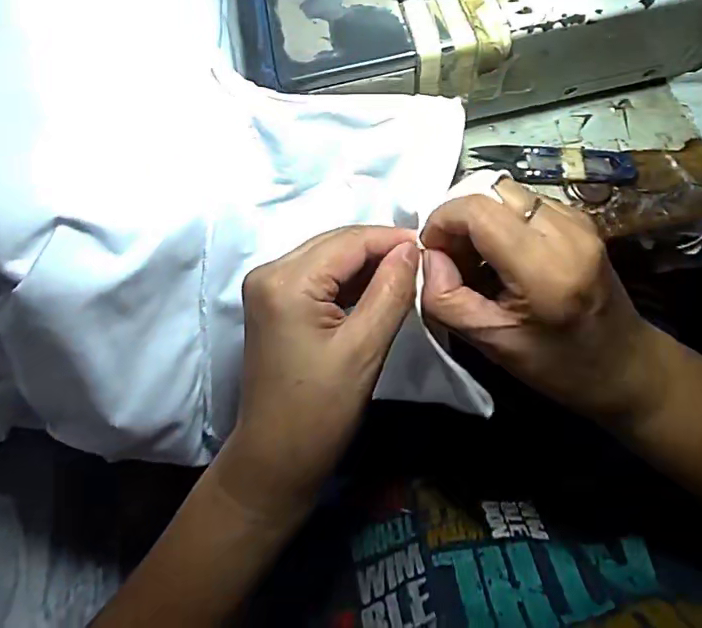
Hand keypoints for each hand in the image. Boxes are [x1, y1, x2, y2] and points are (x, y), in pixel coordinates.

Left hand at [217, 226, 419, 520]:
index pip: (349, 241)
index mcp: (286, 281)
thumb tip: (412, 248)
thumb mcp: (365, 349)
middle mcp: (270, 271)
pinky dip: (350, 278)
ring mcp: (268, 285)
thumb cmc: (319, 412)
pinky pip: (319, 274)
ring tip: (408, 271)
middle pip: (336, 243)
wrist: (274, 462)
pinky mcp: (274, 300)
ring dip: (367, 262)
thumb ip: (391, 291)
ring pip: (329, 255)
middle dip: (380, 248)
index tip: (432, 246)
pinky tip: (379, 285)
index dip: (392, 239)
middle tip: (424, 259)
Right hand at [420, 179, 666, 426]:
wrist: (625, 365)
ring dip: (481, 216)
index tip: (432, 252)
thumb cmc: (560, 366)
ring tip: (477, 257)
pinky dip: (503, 219)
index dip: (443, 221)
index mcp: (545, 268)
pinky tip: (503, 254)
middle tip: (453, 256)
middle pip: (492, 191)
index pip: (478, 210)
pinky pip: (526, 201)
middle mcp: (566, 232)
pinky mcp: (580, 217)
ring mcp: (577, 220)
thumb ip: (447, 299)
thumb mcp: (492, 343)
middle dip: (460, 217)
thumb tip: (428, 256)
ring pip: (508, 192)